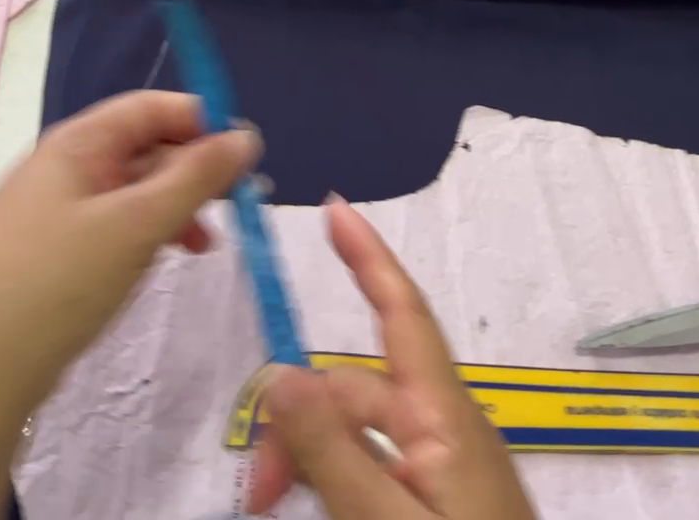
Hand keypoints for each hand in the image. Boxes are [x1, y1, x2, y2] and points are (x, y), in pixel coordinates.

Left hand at [0, 90, 260, 394]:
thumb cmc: (59, 281)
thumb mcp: (138, 224)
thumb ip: (196, 177)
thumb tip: (245, 135)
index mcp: (78, 143)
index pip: (150, 108)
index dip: (201, 121)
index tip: (247, 152)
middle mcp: (66, 167)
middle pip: (144, 147)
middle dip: (194, 170)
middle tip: (240, 203)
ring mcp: (58, 211)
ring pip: (134, 191)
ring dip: (176, 207)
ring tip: (206, 245)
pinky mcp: (56, 253)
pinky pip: (116, 226)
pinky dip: (150, 235)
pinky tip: (167, 260)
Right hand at [248, 199, 535, 518]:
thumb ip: (333, 452)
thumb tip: (281, 372)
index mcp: (444, 418)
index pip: (402, 312)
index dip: (368, 256)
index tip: (334, 208)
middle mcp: (441, 430)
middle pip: (354, 391)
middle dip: (296, 421)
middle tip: (254, 494)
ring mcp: (439, 470)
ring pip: (353, 436)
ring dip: (306, 461)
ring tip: (269, 508)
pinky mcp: (432, 502)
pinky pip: (369, 471)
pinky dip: (332, 482)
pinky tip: (309, 508)